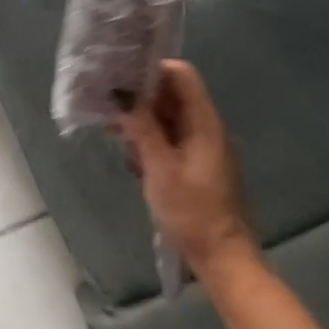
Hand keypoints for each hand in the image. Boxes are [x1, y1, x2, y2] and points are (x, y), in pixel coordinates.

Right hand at [114, 60, 255, 274]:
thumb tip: (120, 91)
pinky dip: (148, 138)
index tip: (119, 74)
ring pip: (167, 116)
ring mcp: (201, 147)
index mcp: (204, 123)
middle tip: (106, 100)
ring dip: (140, 119)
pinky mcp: (194, 164)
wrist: (223, 260)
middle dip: (139, 94)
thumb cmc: (193, 213)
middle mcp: (205, 128)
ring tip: (112, 129)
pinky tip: (130, 155)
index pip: (181, 75)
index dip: (151, 68)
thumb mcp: (160, 168)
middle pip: (171, 94)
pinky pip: (168, 137)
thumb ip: (141, 127)